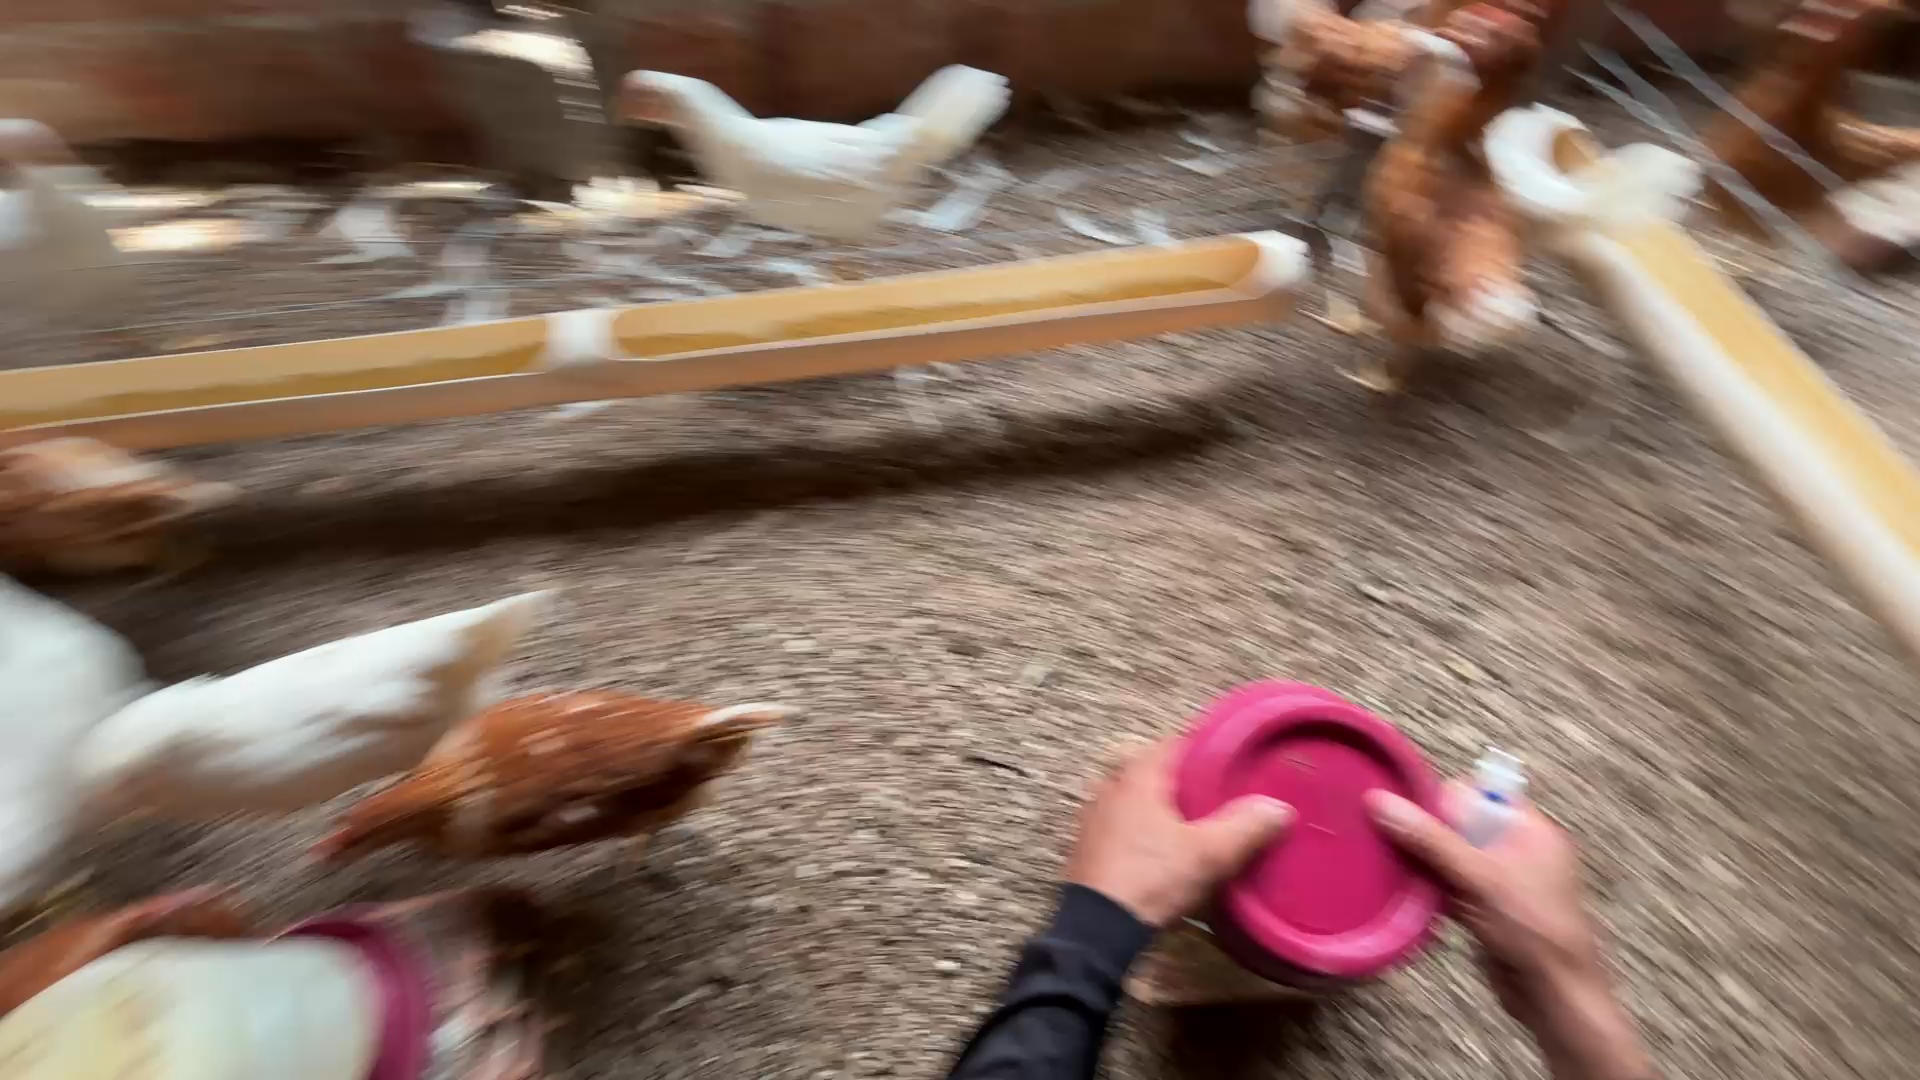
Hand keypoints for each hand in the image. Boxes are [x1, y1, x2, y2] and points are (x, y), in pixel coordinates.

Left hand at [1065, 739, 1292, 928]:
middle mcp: (1111, 785)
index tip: (1233, 761)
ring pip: (1139, 797)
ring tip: (1199, 823)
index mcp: (1138, 775)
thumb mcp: (1207, 854)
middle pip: (1157, 770)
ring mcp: (1095, 813)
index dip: (1206, 748)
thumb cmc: (1151, 879)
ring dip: (1165, 806)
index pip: (1175, 743)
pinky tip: (1165, 848)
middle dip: (1188, 781)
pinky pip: (1124, 821)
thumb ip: (1244, 827)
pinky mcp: (1089, 841)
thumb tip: (1278, 807)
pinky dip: (1145, 826)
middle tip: (1222, 795)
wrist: (1097, 926)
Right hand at [1368, 786, 1655, 1079]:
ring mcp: (1503, 875)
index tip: (1414, 817)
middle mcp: (1517, 846)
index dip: (1443, 799)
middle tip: (1403, 844)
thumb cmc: (1532, 932)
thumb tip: (1377, 799)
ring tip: (1406, 869)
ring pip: (1448, 850)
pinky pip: (1449, 876)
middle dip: (1427, 833)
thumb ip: (1428, 837)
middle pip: (1456, 820)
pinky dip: (1432, 881)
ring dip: (1425, 859)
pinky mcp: (1488, 901)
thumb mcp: (1477, 877)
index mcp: (1530, 829)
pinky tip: (1417, 891)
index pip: (1475, 790)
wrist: (1554, 1000)